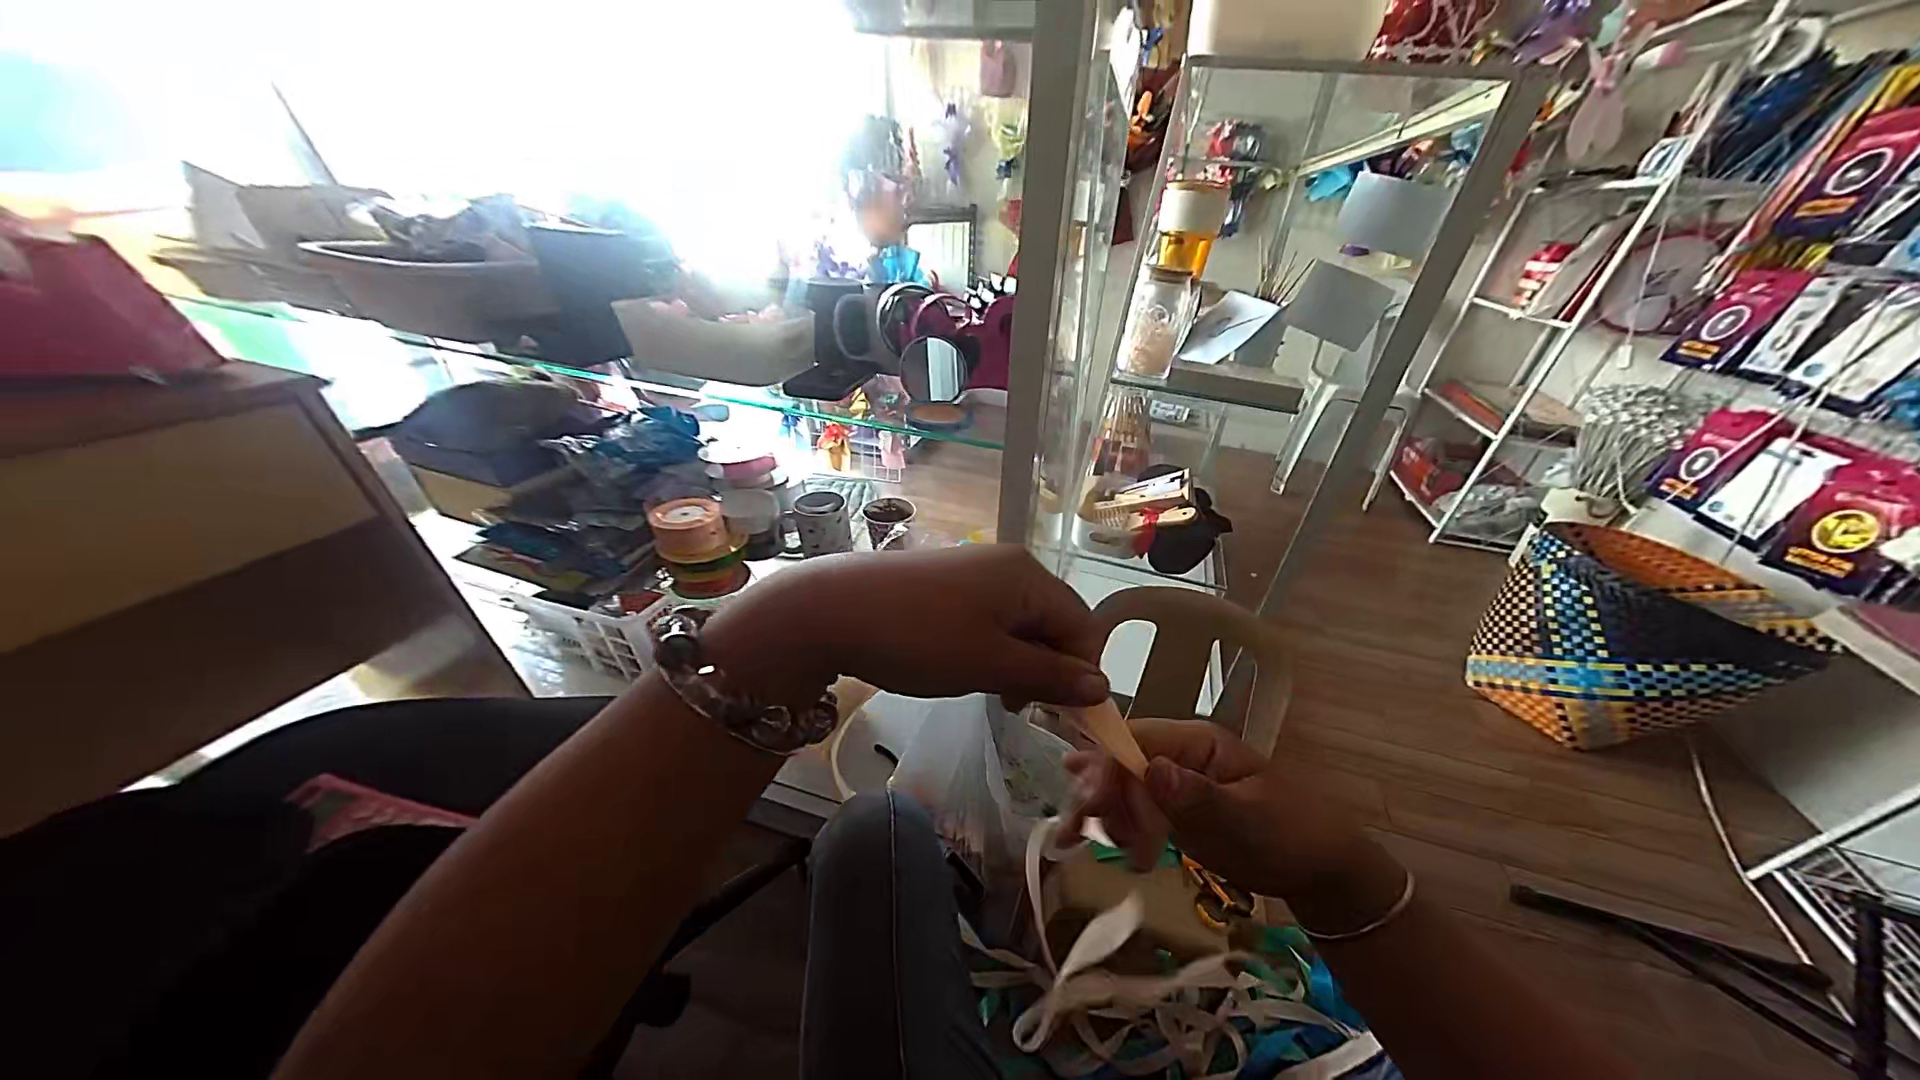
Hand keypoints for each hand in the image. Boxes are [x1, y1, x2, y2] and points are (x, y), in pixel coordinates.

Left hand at [701, 545, 1109, 709]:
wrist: (830, 610)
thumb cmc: (918, 638)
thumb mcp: (990, 664)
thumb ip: (1049, 677)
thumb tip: (1102, 687)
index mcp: (1028, 576)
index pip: (1083, 626)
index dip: (1081, 674)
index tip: (1062, 717)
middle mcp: (1009, 564)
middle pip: (1053, 621)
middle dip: (1048, 668)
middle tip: (1018, 706)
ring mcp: (976, 570)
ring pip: (1020, 623)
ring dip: (1019, 661)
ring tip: (992, 691)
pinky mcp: (948, 582)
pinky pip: (990, 617)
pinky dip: (990, 647)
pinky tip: (965, 666)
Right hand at [1064, 719, 1395, 914]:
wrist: (1322, 871)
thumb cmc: (1292, 838)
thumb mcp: (1250, 821)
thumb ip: (1199, 797)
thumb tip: (1151, 770)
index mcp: (1198, 740)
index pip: (1138, 739)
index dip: (1107, 767)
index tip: (1089, 804)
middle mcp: (1177, 750)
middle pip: (1120, 759)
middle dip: (1096, 791)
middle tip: (1077, 831)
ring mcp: (1171, 778)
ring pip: (1117, 782)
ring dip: (1096, 808)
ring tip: (1076, 839)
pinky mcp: (1168, 805)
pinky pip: (1129, 805)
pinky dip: (1107, 820)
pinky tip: (1083, 832)